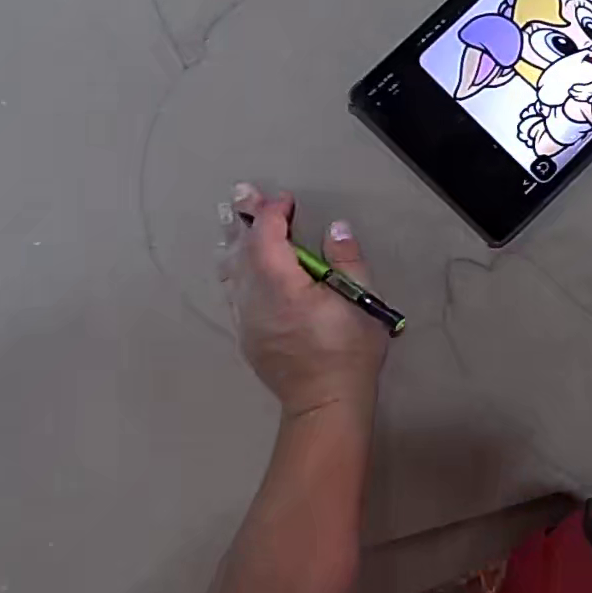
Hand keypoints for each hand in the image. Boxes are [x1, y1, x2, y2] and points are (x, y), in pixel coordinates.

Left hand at [220, 185, 387, 417]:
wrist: (326, 401)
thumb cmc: (350, 349)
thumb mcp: (362, 300)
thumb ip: (348, 260)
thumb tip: (336, 227)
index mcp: (284, 290)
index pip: (268, 240)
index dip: (273, 215)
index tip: (286, 200)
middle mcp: (256, 301)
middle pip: (242, 252)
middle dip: (243, 219)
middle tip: (240, 191)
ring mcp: (247, 320)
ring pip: (231, 273)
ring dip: (233, 242)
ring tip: (230, 219)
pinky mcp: (247, 334)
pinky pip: (234, 291)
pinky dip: (235, 267)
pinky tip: (236, 261)